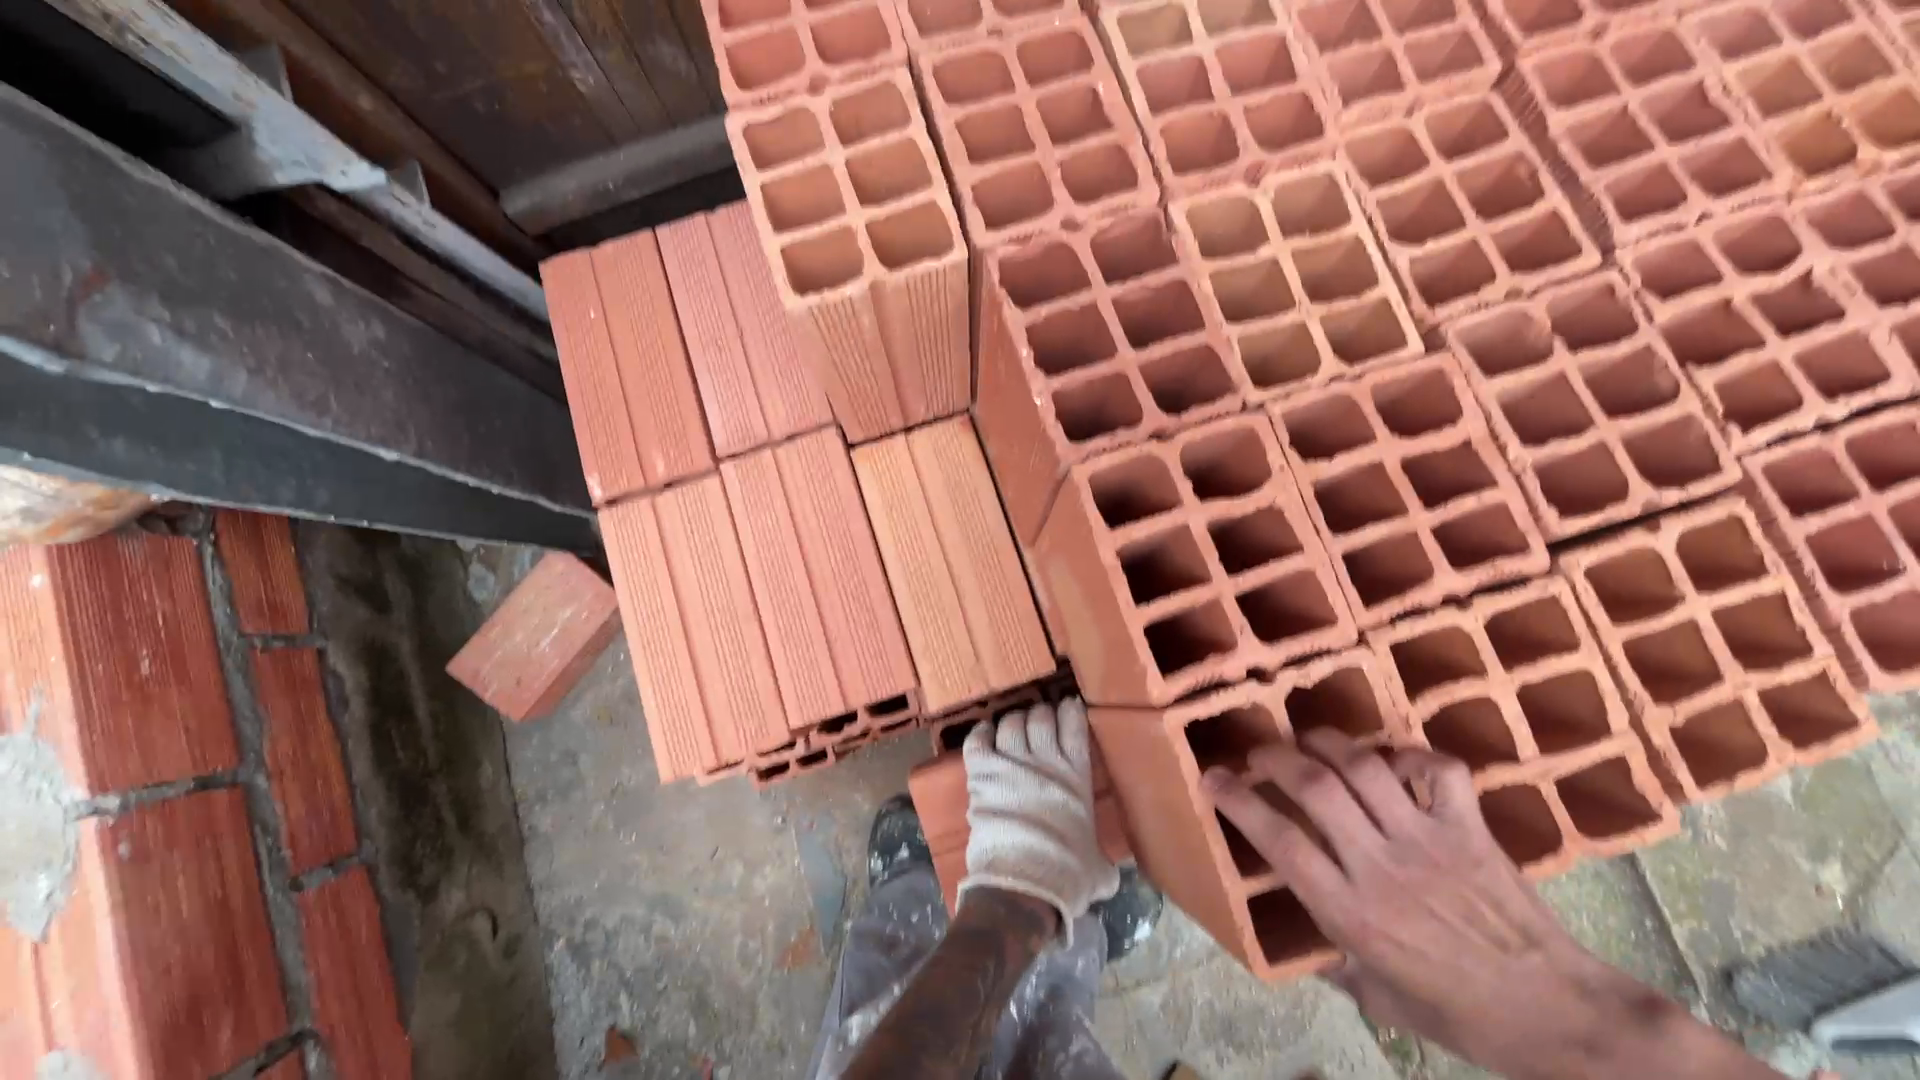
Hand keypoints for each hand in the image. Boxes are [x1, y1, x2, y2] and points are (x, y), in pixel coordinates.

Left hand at [961, 698, 1118, 939]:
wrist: (1024, 882)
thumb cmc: (1068, 873)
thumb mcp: (1099, 867)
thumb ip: (1103, 861)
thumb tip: (1109, 875)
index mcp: (1078, 774)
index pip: (1075, 723)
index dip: (1070, 710)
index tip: (1067, 707)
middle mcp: (1046, 759)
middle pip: (1040, 716)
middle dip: (1039, 716)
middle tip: (1036, 724)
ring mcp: (1012, 761)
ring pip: (1011, 723)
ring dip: (1012, 723)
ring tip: (1011, 730)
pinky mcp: (982, 771)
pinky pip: (978, 739)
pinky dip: (981, 733)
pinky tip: (985, 733)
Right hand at [1202, 729, 1778, 1079]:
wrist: (1555, 1014)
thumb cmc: (1457, 1015)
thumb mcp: (1378, 999)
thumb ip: (1333, 960)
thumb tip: (1304, 938)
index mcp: (1350, 913)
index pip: (1278, 839)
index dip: (1238, 800)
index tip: (1213, 778)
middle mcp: (1380, 866)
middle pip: (1315, 786)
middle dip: (1275, 757)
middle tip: (1258, 753)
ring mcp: (1428, 840)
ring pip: (1366, 767)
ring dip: (1328, 742)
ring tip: (1309, 740)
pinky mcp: (1470, 828)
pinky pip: (1437, 770)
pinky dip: (1410, 754)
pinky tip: (1393, 761)